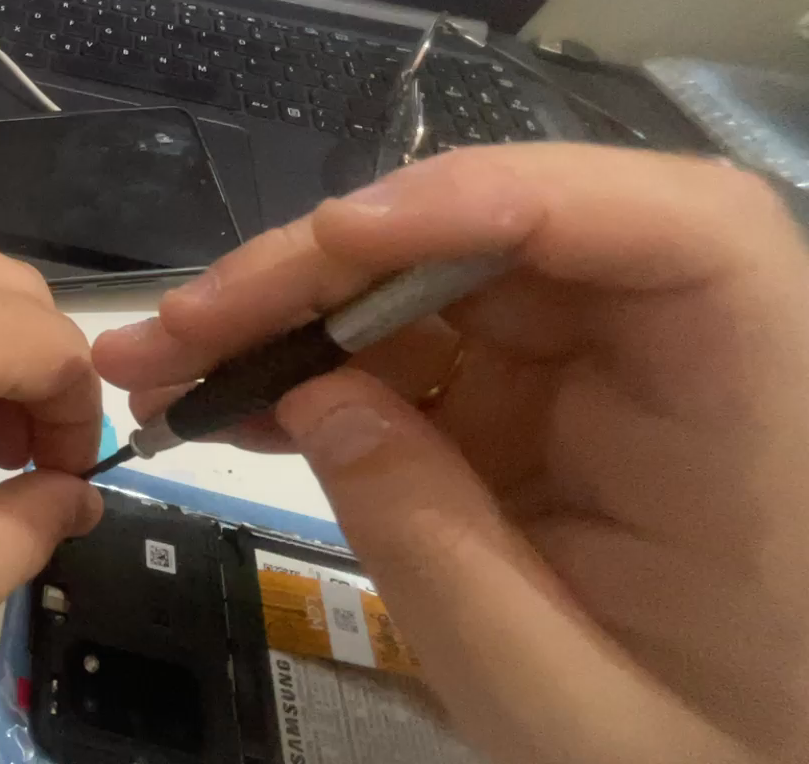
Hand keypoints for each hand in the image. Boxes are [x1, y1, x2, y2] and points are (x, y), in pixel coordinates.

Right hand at [94, 146, 808, 763]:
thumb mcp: (555, 701)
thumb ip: (430, 537)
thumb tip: (310, 394)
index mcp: (750, 428)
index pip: (666, 232)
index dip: (498, 199)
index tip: (338, 236)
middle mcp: (654, 366)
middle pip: (470, 246)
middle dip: (302, 275)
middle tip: (176, 328)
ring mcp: (562, 378)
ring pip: (393, 291)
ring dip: (259, 321)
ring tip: (150, 369)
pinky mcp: (492, 401)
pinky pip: (371, 354)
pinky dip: (279, 373)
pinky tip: (206, 408)